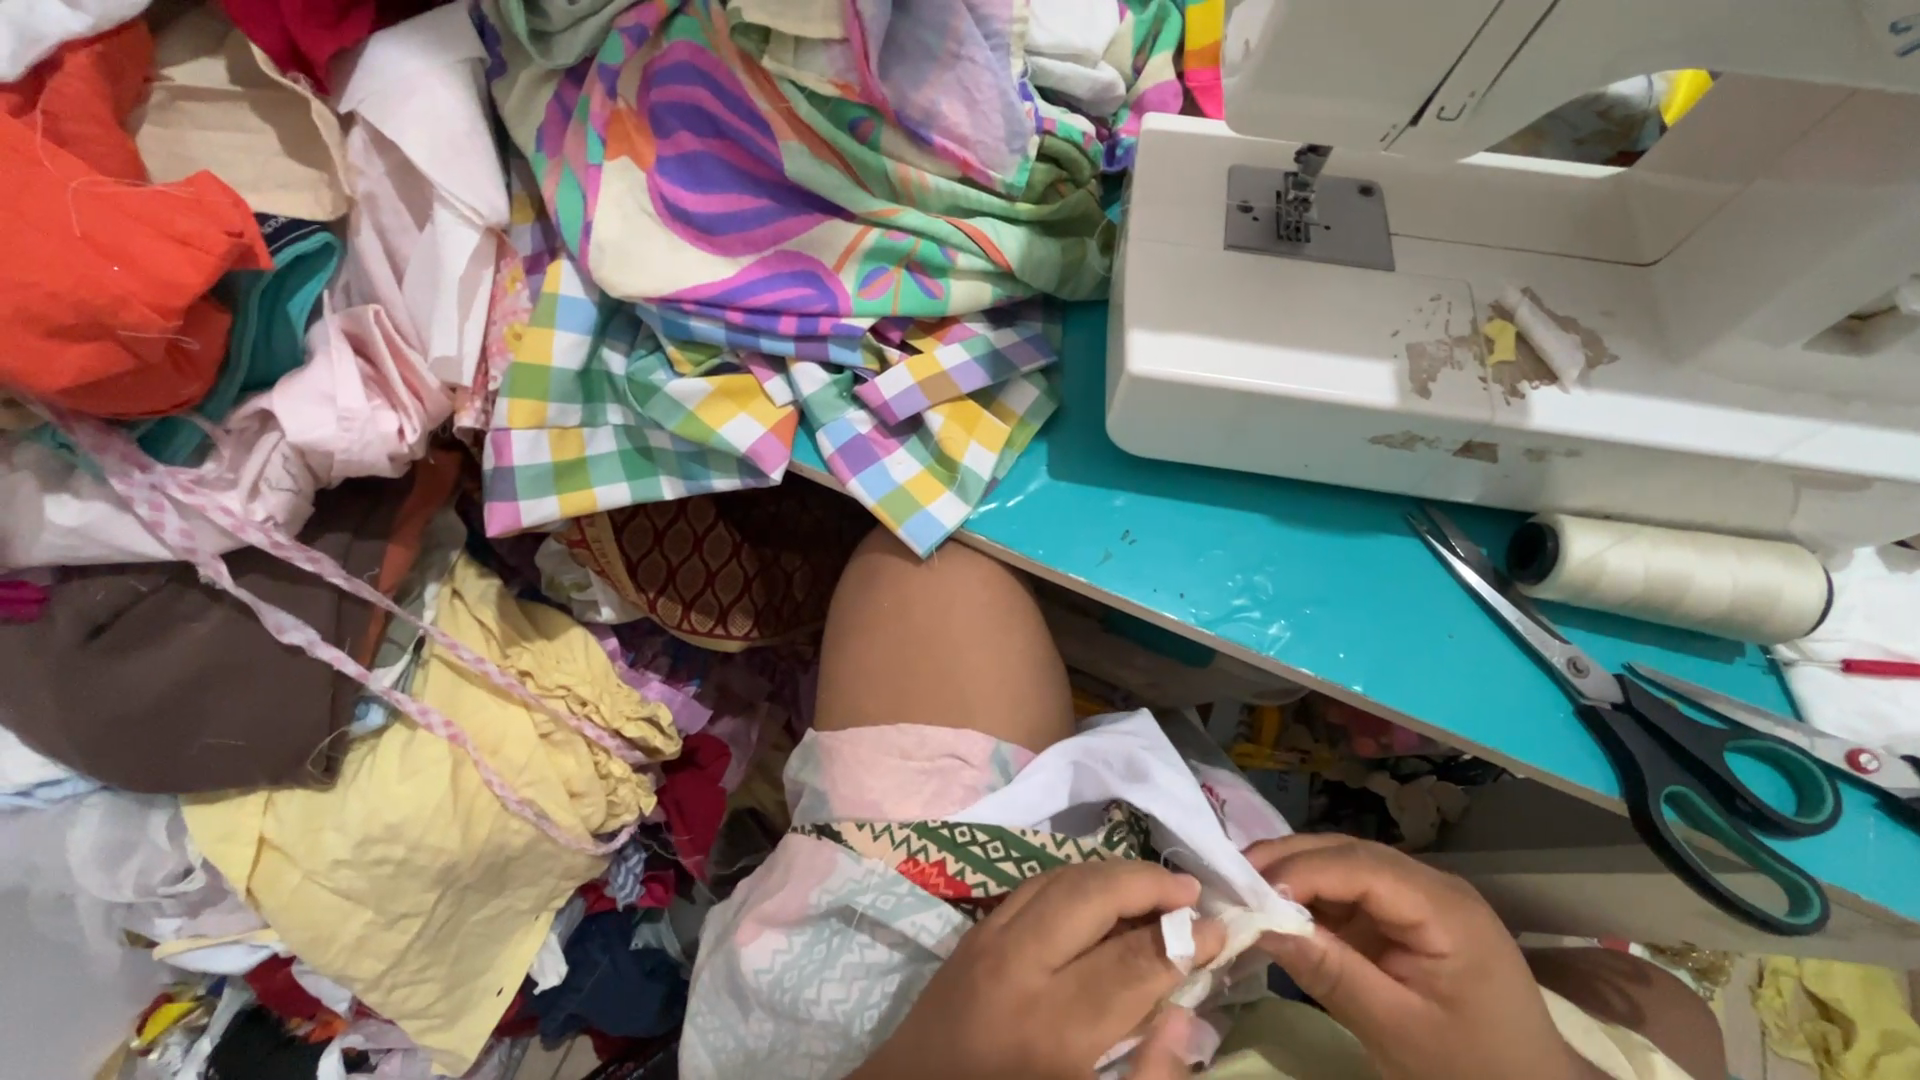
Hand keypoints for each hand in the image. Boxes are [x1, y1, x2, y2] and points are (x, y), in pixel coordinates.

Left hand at [852, 860, 1224, 1079]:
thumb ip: (1147, 1075)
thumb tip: (1185, 1010)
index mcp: (1052, 1028)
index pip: (1133, 964)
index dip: (1183, 942)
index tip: (1219, 930)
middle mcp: (1018, 967)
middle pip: (1094, 897)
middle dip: (1148, 883)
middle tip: (1191, 889)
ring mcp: (988, 939)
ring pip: (1062, 877)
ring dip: (1114, 872)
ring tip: (1157, 883)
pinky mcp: (973, 930)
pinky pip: (1034, 884)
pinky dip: (1076, 877)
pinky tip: (1102, 889)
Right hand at [1246, 835, 1602, 1079]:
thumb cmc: (1471, 1071)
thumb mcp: (1398, 1031)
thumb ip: (1331, 973)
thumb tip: (1262, 925)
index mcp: (1444, 909)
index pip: (1360, 865)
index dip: (1300, 870)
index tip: (1247, 893)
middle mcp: (1431, 886)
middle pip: (1347, 853)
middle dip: (1286, 862)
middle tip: (1231, 881)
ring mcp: (1418, 900)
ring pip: (1341, 866)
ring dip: (1292, 876)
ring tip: (1245, 894)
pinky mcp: (1404, 918)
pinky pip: (1348, 893)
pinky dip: (1309, 900)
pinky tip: (1278, 912)